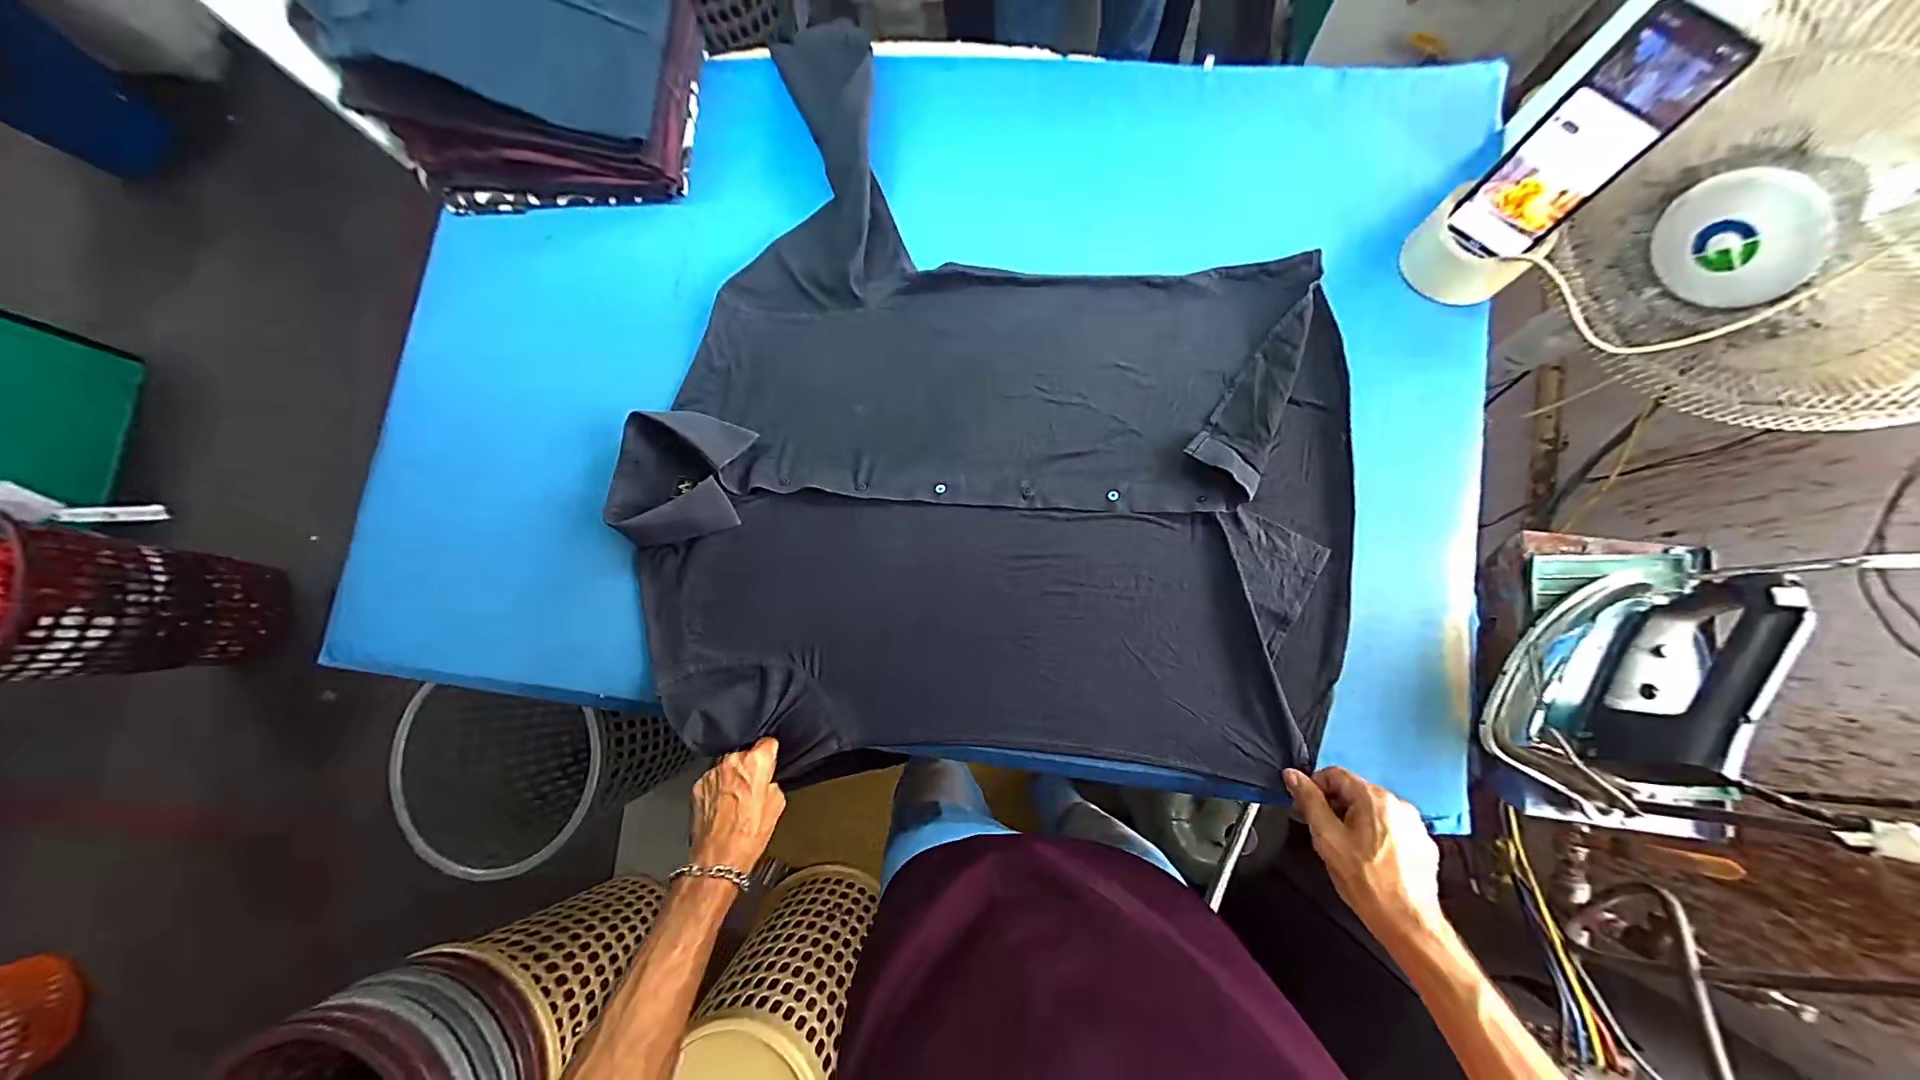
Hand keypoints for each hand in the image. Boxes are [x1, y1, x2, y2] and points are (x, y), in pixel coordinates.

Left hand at [689, 737, 786, 871]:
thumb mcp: (777, 806)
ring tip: (736, 801)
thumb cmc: (747, 836)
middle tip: (753, 789)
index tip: (770, 762)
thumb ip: (773, 784)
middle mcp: (731, 762)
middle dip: (749, 767)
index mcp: (755, 763)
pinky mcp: (697, 787)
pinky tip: (723, 807)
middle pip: (745, 754)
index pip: (768, 742)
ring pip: (727, 768)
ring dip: (732, 777)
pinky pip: (712, 780)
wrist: (718, 858)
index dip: (770, 754)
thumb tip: (767, 783)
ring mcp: (712, 774)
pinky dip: (717, 789)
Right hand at [1283, 766, 1440, 935]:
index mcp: (1375, 798)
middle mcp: (1400, 805)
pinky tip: (1372, 859)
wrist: (1408, 923)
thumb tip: (1292, 775)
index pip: (1335, 774)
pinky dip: (1378, 835)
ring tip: (1348, 850)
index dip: (1315, 789)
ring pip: (1374, 811)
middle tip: (1325, 834)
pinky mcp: (1425, 845)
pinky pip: (1393, 829)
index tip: (1308, 811)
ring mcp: (1416, 825)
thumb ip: (1309, 801)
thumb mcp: (1326, 837)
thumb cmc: (1364, 879)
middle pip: (1355, 792)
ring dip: (1356, 821)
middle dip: (1335, 807)